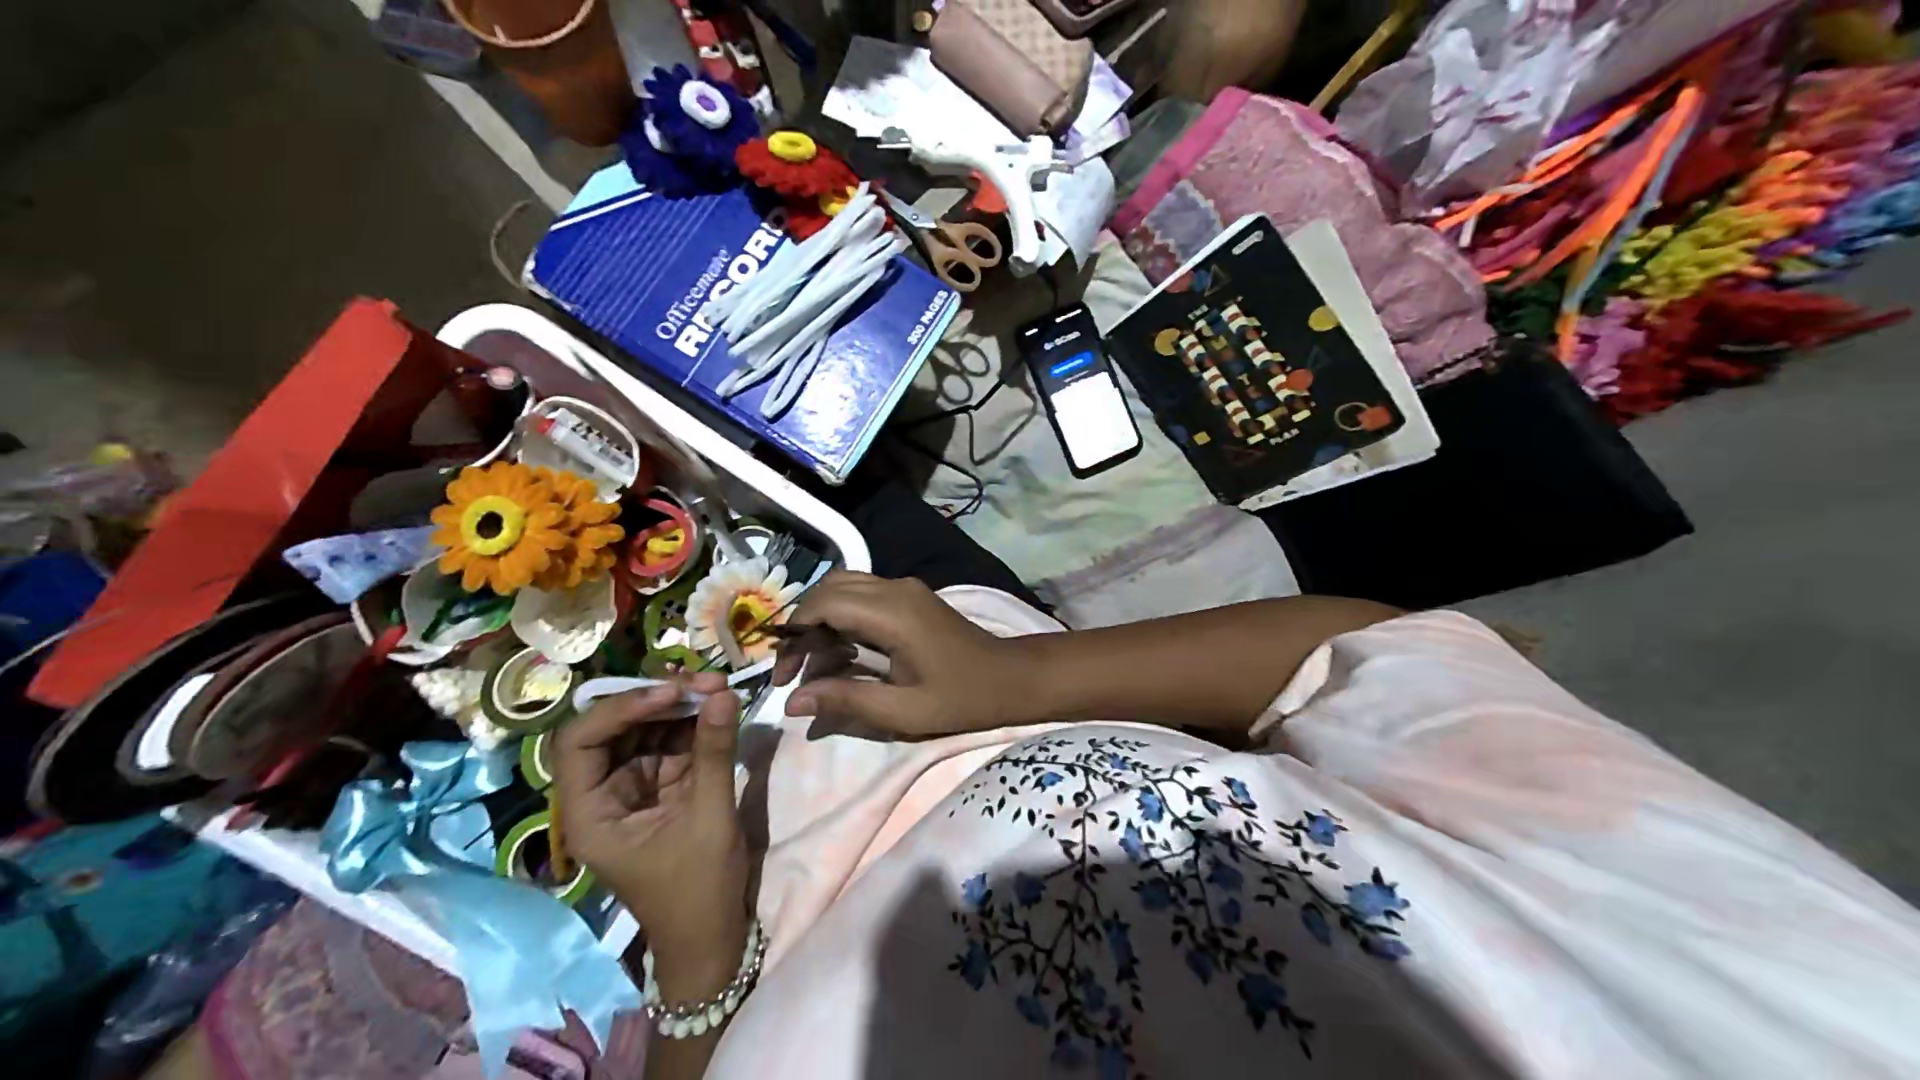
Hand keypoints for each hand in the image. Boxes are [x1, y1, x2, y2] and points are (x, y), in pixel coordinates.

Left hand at [552, 675, 748, 998]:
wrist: (712, 935)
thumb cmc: (698, 888)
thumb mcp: (709, 816)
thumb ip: (714, 752)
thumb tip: (724, 693)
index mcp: (590, 814)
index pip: (580, 743)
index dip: (621, 710)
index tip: (670, 695)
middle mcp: (602, 795)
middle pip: (615, 729)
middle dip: (659, 700)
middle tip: (706, 682)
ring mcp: (633, 789)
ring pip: (646, 731)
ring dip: (681, 707)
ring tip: (719, 687)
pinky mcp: (661, 788)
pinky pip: (671, 744)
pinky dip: (694, 724)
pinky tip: (718, 707)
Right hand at [773, 571, 1037, 736]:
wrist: (1010, 677)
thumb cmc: (962, 698)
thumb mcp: (902, 711)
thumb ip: (846, 700)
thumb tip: (792, 702)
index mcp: (893, 613)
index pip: (824, 605)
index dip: (794, 636)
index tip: (784, 676)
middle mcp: (895, 588)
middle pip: (828, 590)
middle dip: (802, 628)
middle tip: (793, 673)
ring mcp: (904, 587)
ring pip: (843, 588)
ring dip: (819, 621)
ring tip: (813, 667)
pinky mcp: (909, 595)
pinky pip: (861, 595)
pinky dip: (840, 618)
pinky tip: (840, 654)